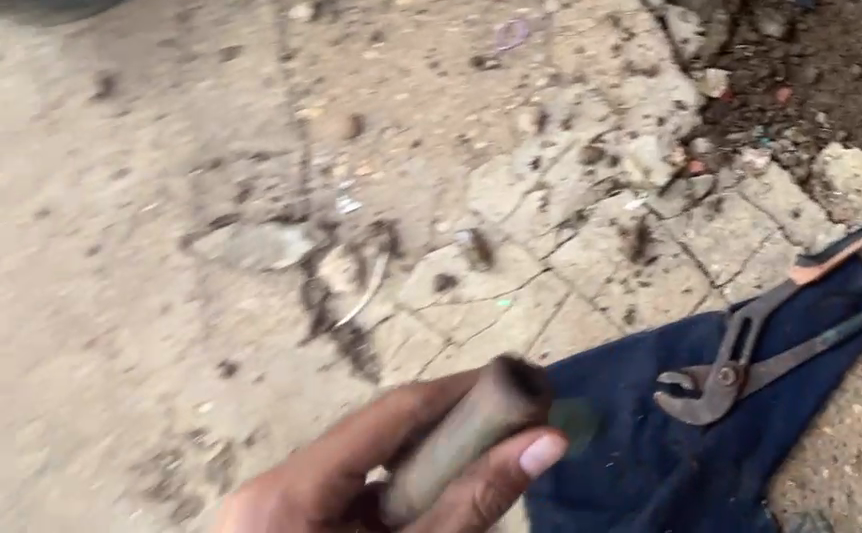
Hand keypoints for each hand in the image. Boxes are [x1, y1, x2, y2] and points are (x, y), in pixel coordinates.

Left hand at [214, 371, 567, 532]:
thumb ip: (476, 498)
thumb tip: (552, 437)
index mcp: (288, 489)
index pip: (398, 408)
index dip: (468, 388)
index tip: (528, 382)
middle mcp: (272, 488)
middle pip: (386, 431)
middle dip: (457, 425)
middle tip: (520, 423)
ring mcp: (273, 515)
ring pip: (374, 462)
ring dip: (436, 458)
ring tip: (492, 460)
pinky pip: (356, 493)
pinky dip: (405, 491)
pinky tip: (444, 499)